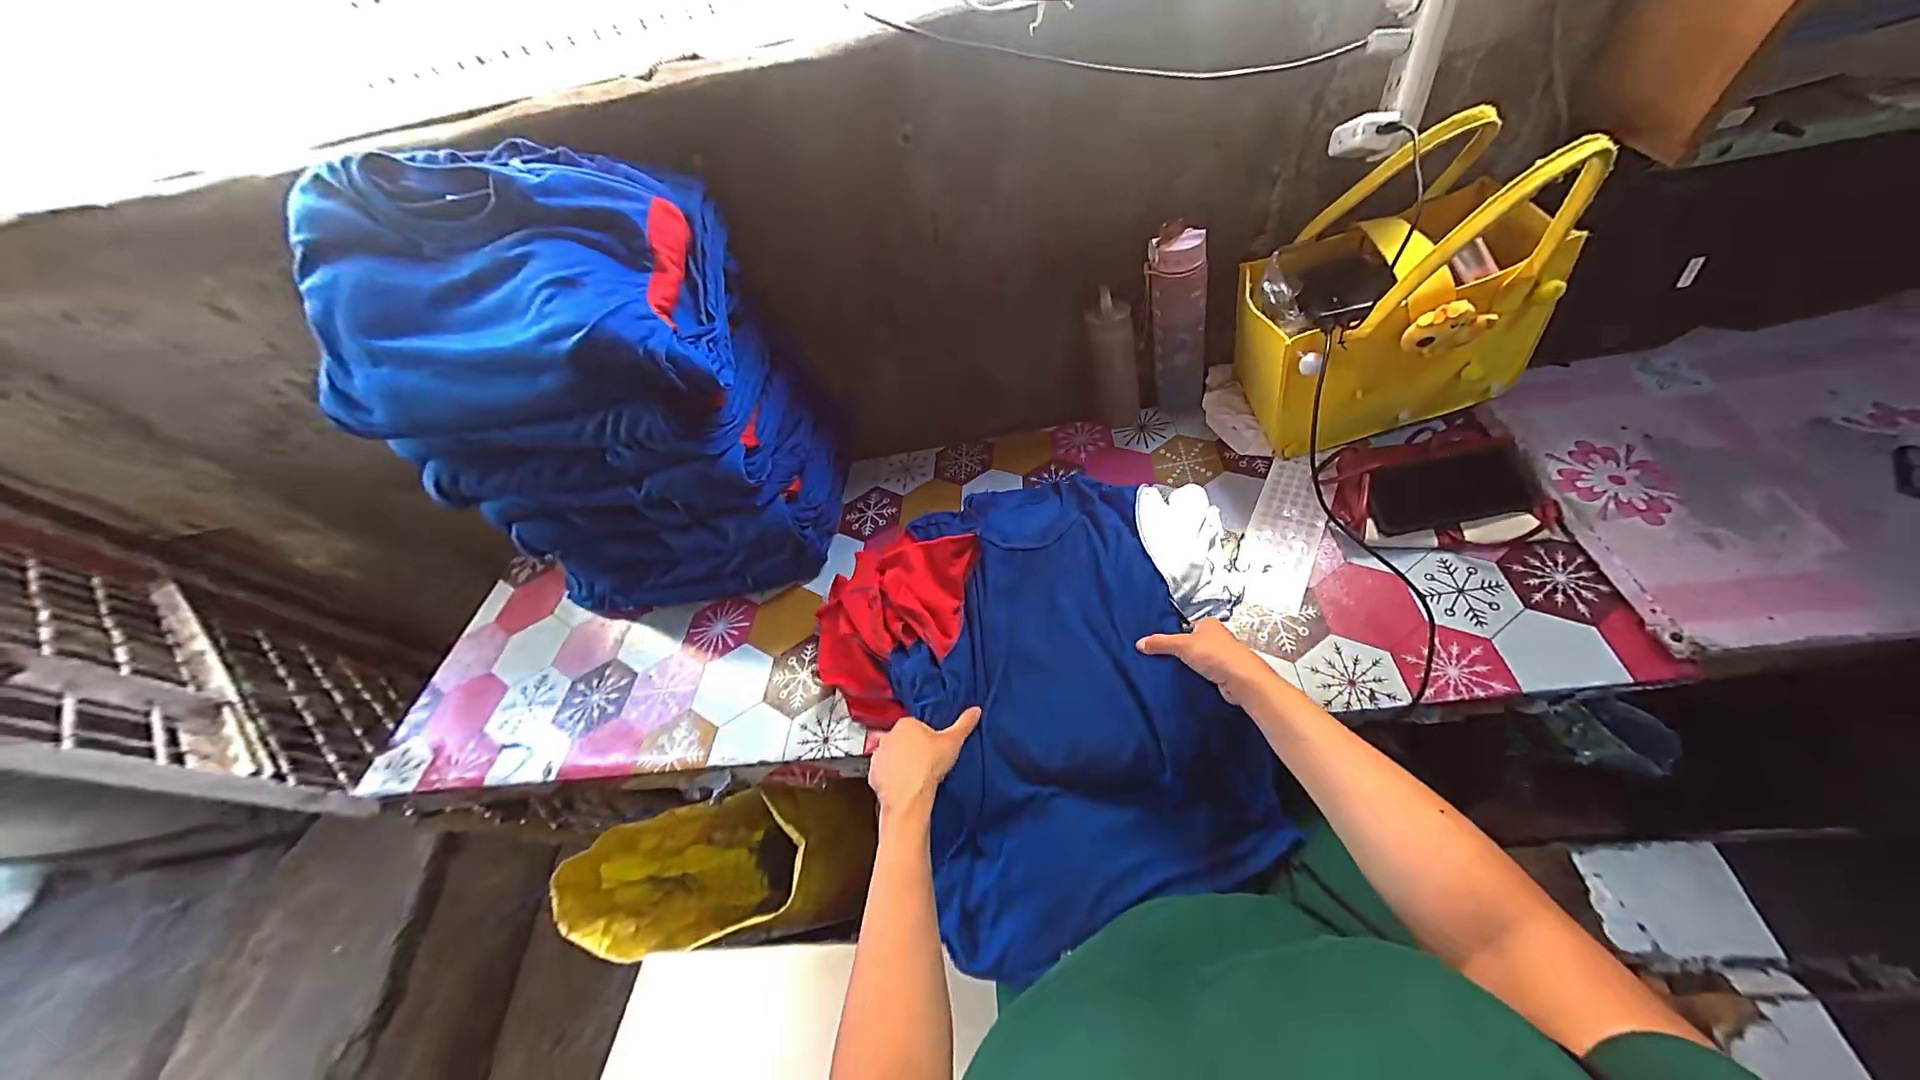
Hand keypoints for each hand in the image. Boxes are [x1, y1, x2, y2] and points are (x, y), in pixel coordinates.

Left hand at [867, 707, 980, 818]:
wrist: (910, 795)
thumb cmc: (929, 766)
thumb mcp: (953, 741)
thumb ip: (964, 723)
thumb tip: (976, 710)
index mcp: (906, 723)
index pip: (916, 726)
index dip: (926, 738)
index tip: (933, 749)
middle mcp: (888, 736)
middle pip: (902, 740)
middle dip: (912, 749)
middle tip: (926, 762)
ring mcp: (878, 755)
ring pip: (892, 756)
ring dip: (900, 763)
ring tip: (915, 776)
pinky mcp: (873, 773)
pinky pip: (883, 772)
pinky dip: (891, 777)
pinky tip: (904, 785)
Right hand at [1137, 617, 1276, 704]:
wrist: (1243, 680)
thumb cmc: (1216, 655)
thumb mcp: (1182, 645)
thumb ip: (1160, 643)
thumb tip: (1140, 643)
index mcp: (1209, 624)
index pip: (1185, 625)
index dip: (1172, 634)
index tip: (1157, 643)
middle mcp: (1216, 637)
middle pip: (1190, 642)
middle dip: (1178, 650)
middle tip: (1160, 657)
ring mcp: (1221, 655)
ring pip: (1197, 658)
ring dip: (1187, 665)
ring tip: (1170, 670)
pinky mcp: (1223, 672)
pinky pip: (1203, 672)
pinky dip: (1195, 676)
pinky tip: (1186, 680)